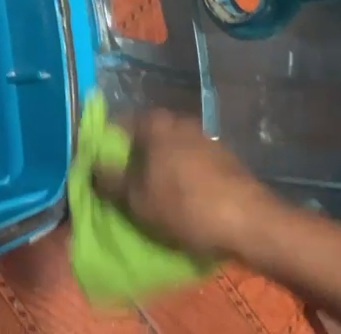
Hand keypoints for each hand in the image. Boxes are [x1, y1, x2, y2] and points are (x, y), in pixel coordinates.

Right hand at [90, 110, 282, 259]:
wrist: (250, 221)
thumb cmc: (185, 205)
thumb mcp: (137, 200)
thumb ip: (109, 179)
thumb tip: (91, 164)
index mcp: (154, 122)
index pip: (117, 124)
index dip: (104, 146)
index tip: (99, 169)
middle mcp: (177, 119)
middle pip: (144, 135)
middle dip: (133, 157)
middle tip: (124, 185)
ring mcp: (203, 135)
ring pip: (169, 148)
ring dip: (158, 166)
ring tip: (153, 194)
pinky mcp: (222, 156)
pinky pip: (189, 160)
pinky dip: (180, 173)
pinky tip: (181, 196)